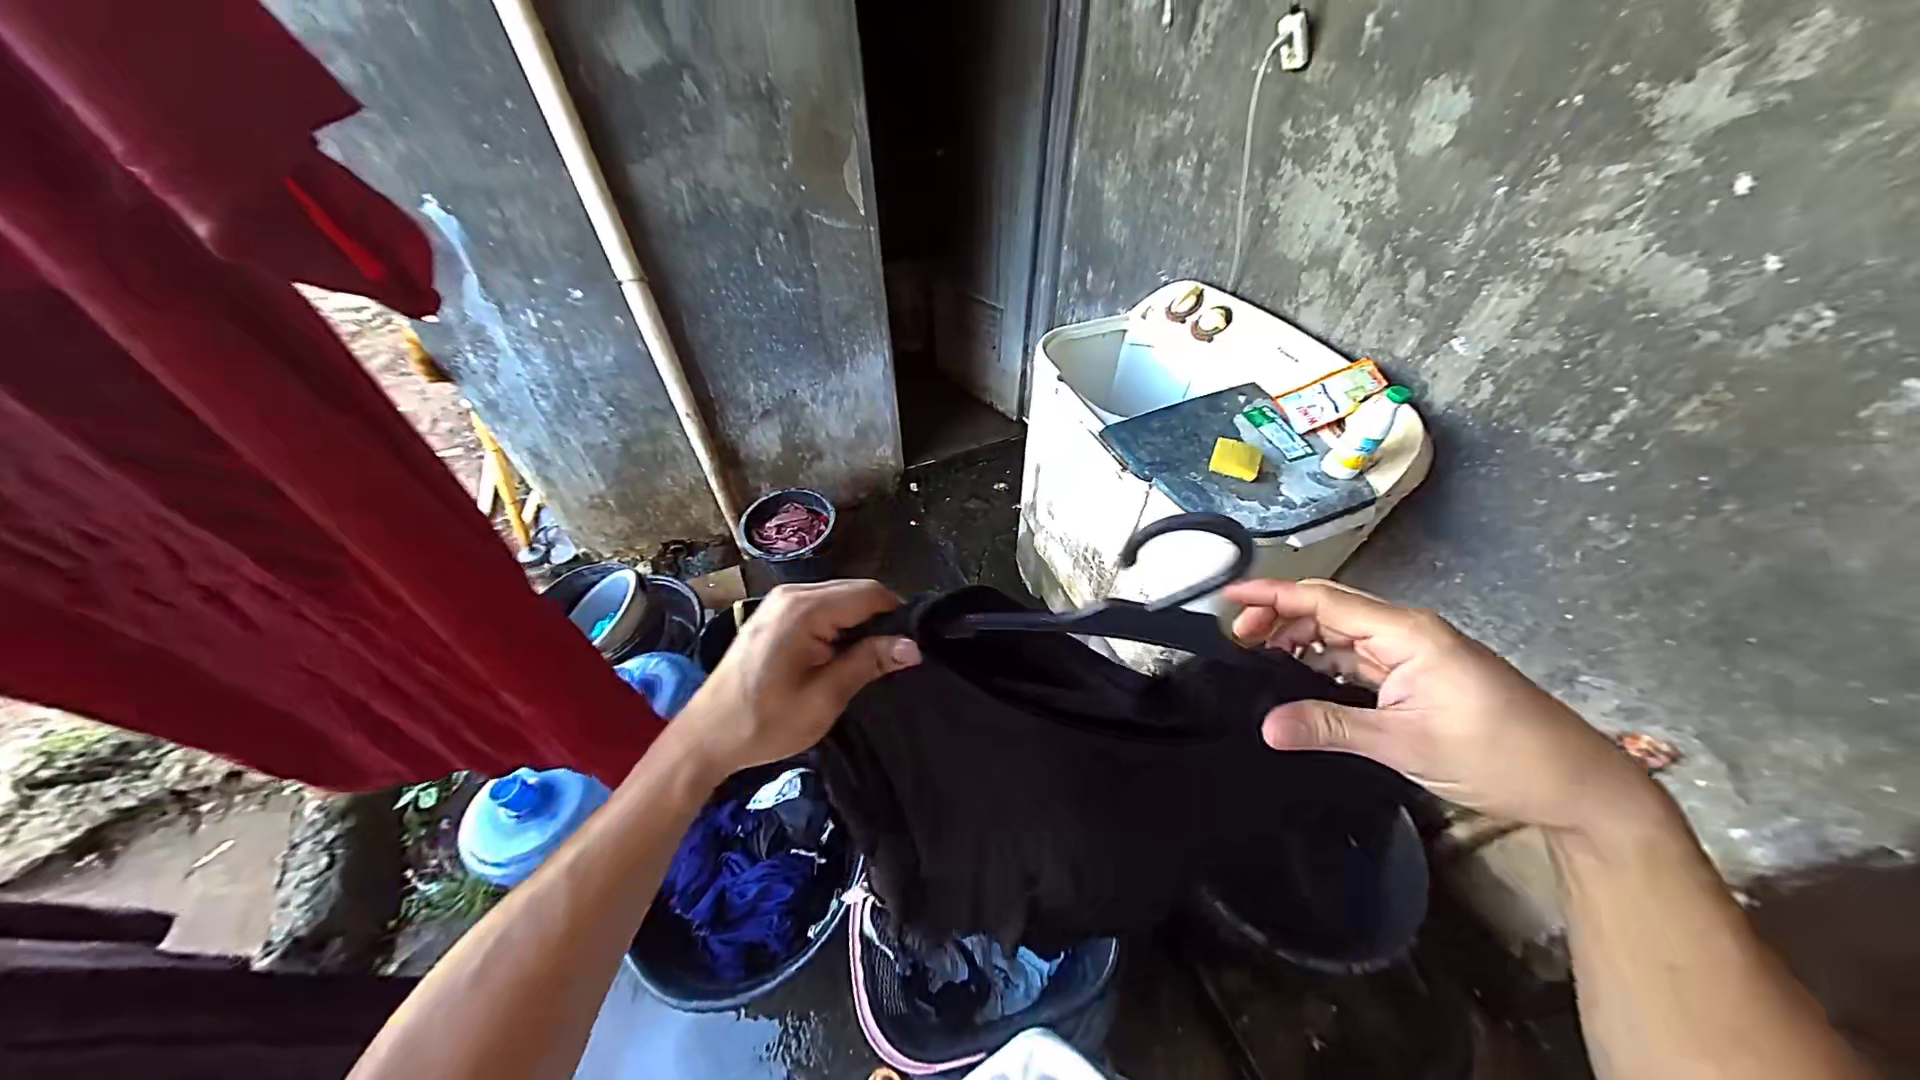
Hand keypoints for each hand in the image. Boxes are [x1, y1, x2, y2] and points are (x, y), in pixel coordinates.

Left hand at [665, 580, 920, 782]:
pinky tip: (839, 653)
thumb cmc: (764, 723)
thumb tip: (912, 646)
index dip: (898, 615)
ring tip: (867, 659)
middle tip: (891, 658)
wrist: (705, 738)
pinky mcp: (773, 613)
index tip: (910, 647)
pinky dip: (838, 623)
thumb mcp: (824, 698)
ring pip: (839, 597)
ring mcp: (779, 601)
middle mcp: (792, 594)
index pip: (871, 593)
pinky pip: (819, 606)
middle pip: (855, 590)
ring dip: (858, 622)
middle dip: (879, 618)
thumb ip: (868, 663)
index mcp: (805, 610)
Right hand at [1224, 578, 1660, 833]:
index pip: (1324, 601)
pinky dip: (1321, 663)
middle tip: (1237, 642)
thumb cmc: (1501, 756)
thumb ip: (1330, 727)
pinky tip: (1297, 676)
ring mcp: (1411, 653)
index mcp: (1406, 633)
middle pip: (1327, 610)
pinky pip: (1355, 658)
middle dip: (1278, 617)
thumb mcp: (1406, 744)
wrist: (1580, 790)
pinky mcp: (1414, 675)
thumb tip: (1266, 726)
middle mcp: (1406, 632)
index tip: (1229, 598)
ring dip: (1298, 640)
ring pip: (1339, 634)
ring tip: (1258, 658)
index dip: (1272, 595)